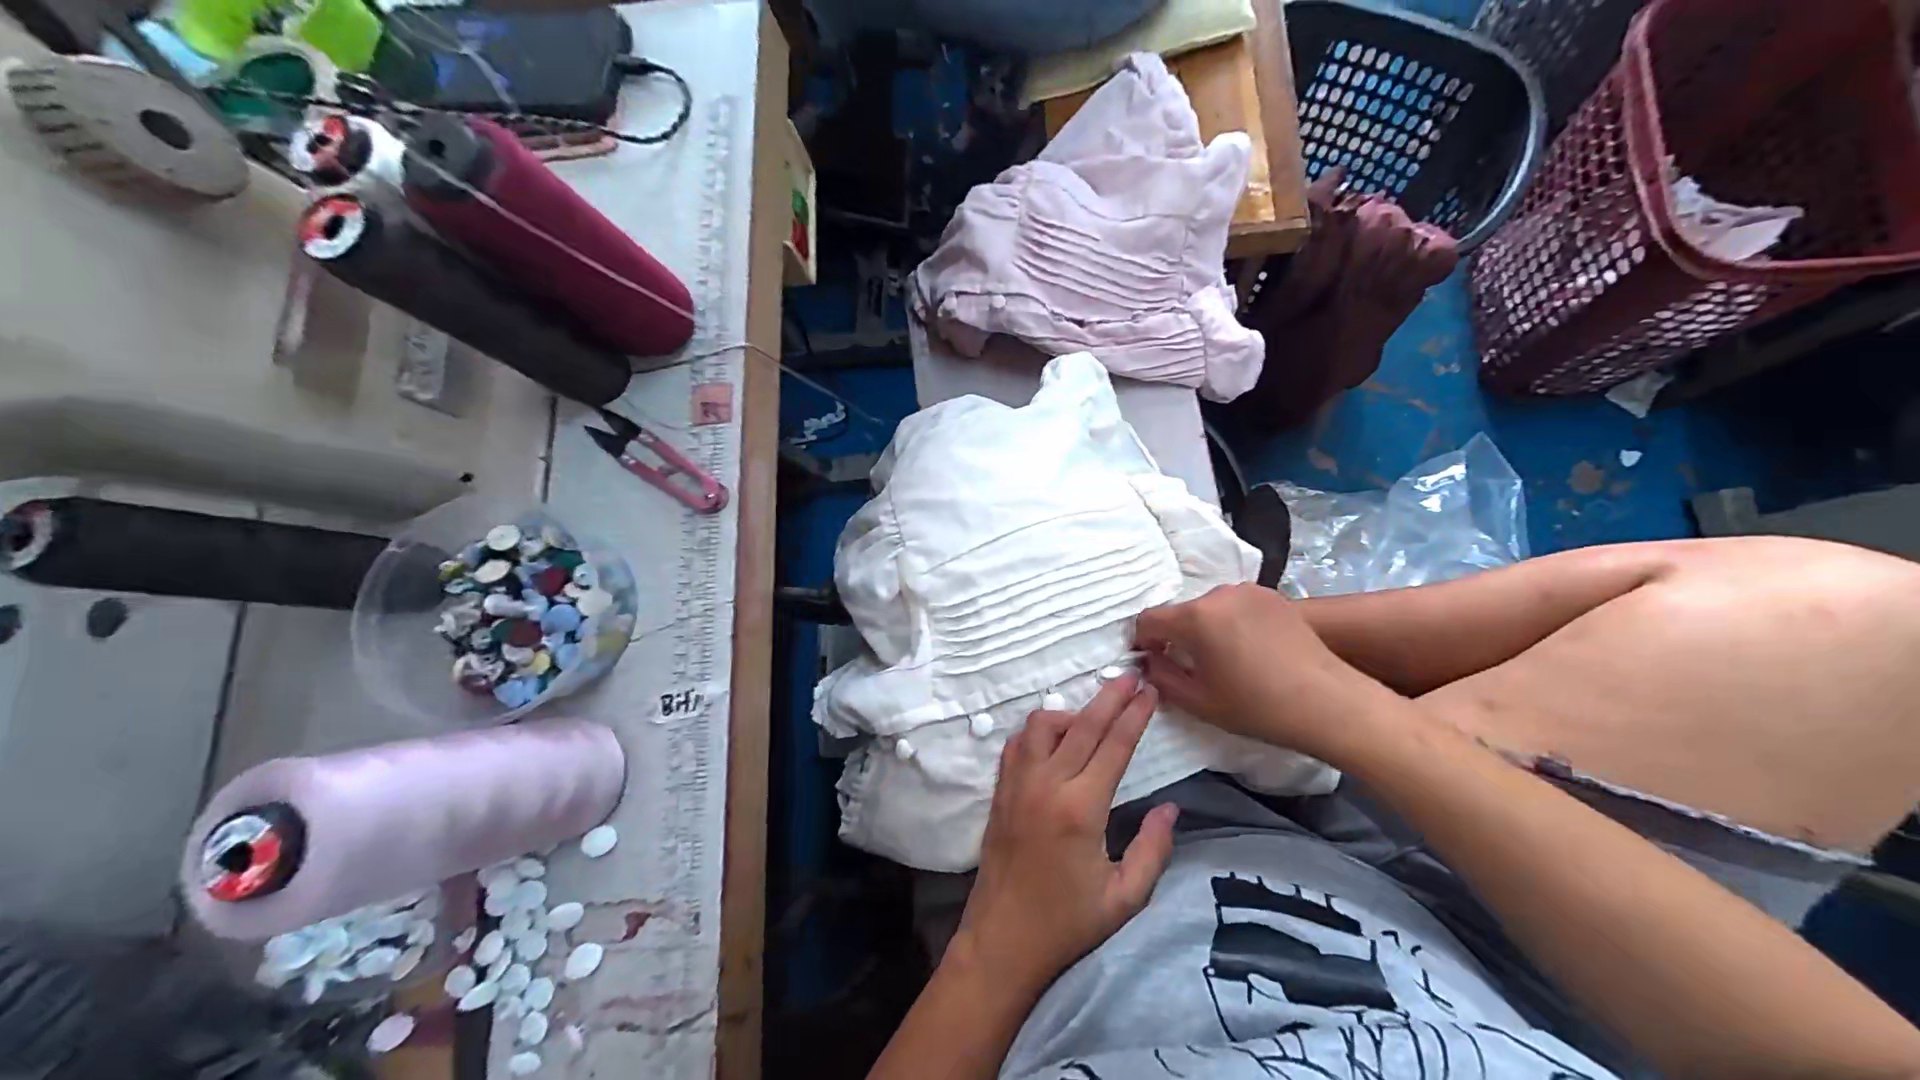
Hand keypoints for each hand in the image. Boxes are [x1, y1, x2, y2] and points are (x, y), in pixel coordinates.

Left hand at [951, 675, 1178, 995]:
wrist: (1001, 940)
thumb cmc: (1067, 923)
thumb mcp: (1124, 898)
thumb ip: (1153, 849)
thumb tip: (1171, 808)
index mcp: (1080, 808)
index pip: (1114, 746)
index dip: (1135, 715)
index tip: (1149, 690)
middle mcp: (1046, 785)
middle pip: (1082, 725)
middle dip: (1110, 696)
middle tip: (1131, 675)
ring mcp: (1017, 784)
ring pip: (1042, 726)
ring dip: (1071, 712)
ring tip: (1095, 716)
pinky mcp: (1000, 791)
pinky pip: (1018, 744)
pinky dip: (1039, 730)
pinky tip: (1055, 737)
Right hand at [1135, 583, 1384, 762]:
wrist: (1329, 702)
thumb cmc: (1258, 706)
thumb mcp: (1198, 701)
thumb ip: (1161, 676)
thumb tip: (1148, 660)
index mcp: (1196, 617)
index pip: (1149, 620)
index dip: (1143, 642)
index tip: (1152, 662)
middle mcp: (1219, 594)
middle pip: (1181, 612)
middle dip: (1177, 636)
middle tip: (1192, 667)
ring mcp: (1248, 590)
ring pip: (1209, 608)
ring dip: (1205, 628)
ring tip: (1225, 659)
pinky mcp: (1272, 595)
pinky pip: (1235, 606)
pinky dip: (1231, 622)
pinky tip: (1249, 650)